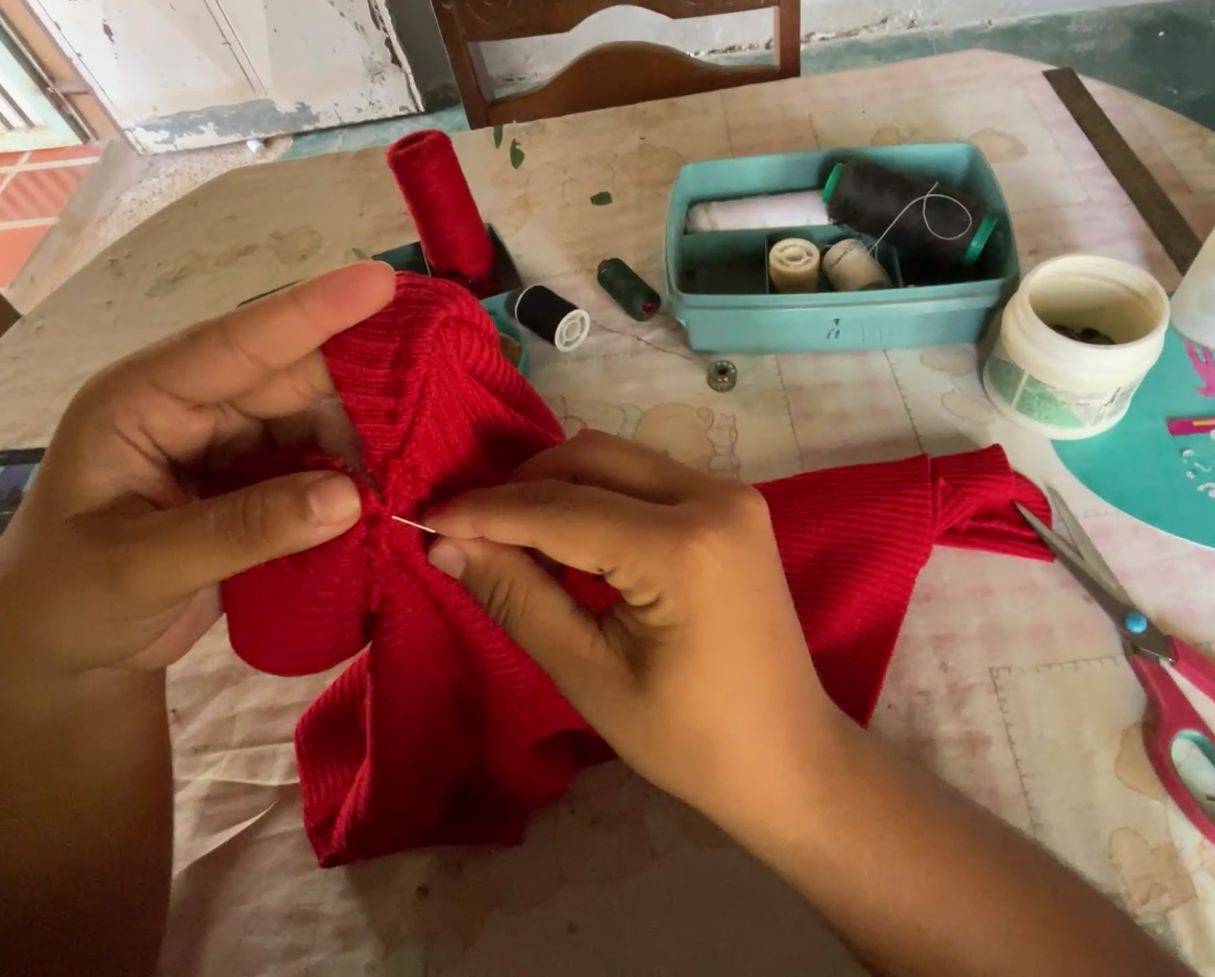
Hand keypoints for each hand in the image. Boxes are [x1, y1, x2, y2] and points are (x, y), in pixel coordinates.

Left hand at [0, 261, 395, 677]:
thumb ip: (243, 529)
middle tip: (440, 396)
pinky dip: (359, 472)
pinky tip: (396, 482)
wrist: (66, 656)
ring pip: (318, 418)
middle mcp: (194, 406)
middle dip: (365, 386)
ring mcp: (232, 442)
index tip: (380, 281)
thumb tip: (350, 496)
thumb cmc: (68, 601)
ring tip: (424, 454)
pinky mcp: (260, 479)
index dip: (311, 311)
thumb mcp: (140, 565)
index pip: (235, 343)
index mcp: (142, 399)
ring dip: (369, 436)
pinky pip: (323, 460)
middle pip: (294, 376)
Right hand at [423, 431, 845, 817]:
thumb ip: (516, 597)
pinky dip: (598, 496)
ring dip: (559, 488)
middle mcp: (714, 498)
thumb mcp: (588, 674)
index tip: (427, 518)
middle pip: (591, 457)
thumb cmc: (689, 738)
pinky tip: (568, 537)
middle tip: (469, 531)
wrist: (788, 757)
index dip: (486, 511)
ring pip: (619, 459)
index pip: (560, 509)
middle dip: (522, 487)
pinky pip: (648, 478)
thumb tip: (445, 543)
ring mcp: (732, 496)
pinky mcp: (734, 507)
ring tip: (512, 538)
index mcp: (682, 546)